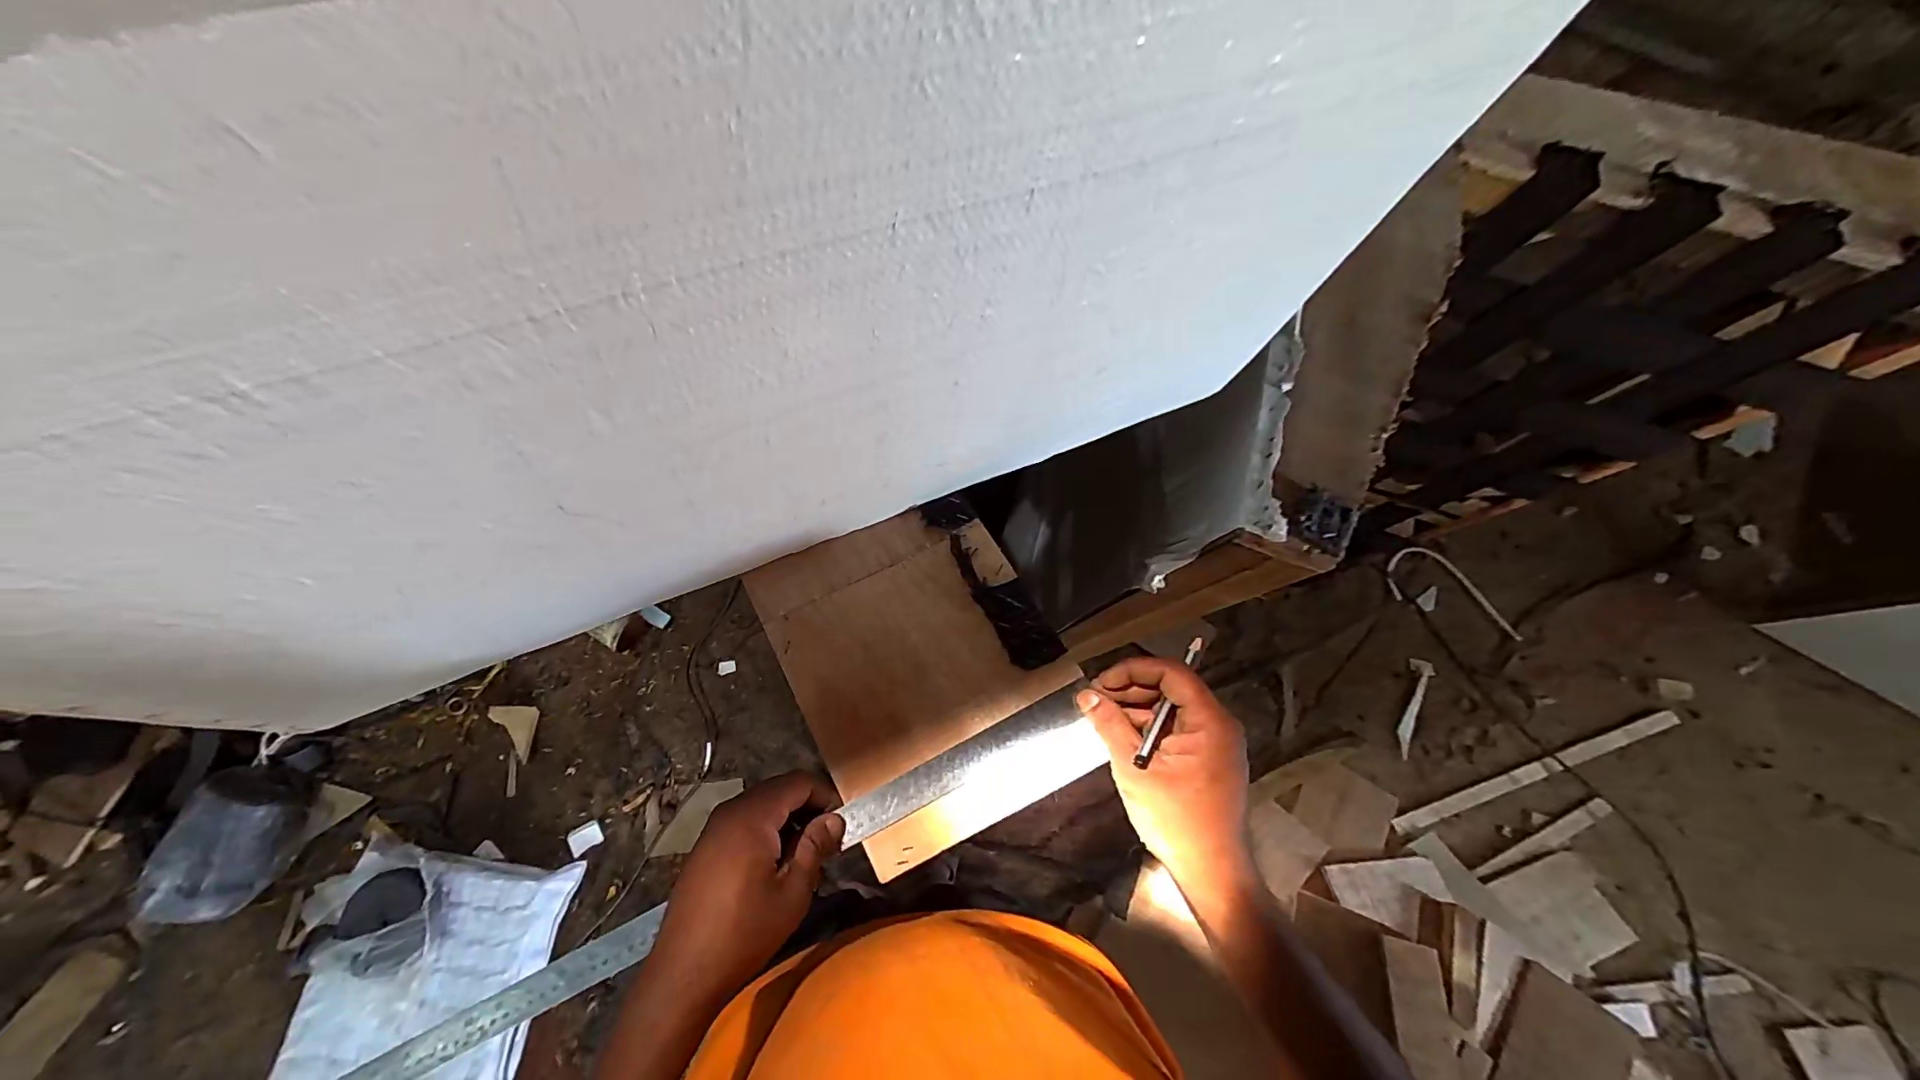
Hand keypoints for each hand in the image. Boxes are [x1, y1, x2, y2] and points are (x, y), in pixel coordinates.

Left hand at [650, 771, 843, 1002]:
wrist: (683, 974)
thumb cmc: (744, 933)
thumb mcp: (793, 893)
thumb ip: (815, 847)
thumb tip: (834, 819)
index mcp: (752, 817)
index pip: (799, 781)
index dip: (826, 795)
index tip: (842, 824)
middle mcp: (730, 812)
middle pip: (779, 790)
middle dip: (808, 808)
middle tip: (827, 841)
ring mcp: (712, 829)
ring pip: (761, 806)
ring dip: (787, 821)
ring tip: (804, 856)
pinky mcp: (704, 848)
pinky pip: (743, 823)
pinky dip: (766, 831)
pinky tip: (774, 865)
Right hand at [1077, 657, 1254, 895]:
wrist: (1212, 871)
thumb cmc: (1175, 820)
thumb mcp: (1134, 769)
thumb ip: (1110, 725)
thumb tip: (1086, 695)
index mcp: (1209, 721)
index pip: (1171, 672)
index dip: (1132, 670)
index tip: (1101, 684)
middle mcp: (1219, 724)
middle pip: (1172, 687)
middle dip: (1131, 689)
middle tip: (1097, 701)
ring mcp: (1217, 742)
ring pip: (1173, 708)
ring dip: (1139, 709)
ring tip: (1105, 719)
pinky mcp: (1211, 758)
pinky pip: (1178, 728)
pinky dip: (1151, 728)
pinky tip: (1124, 737)